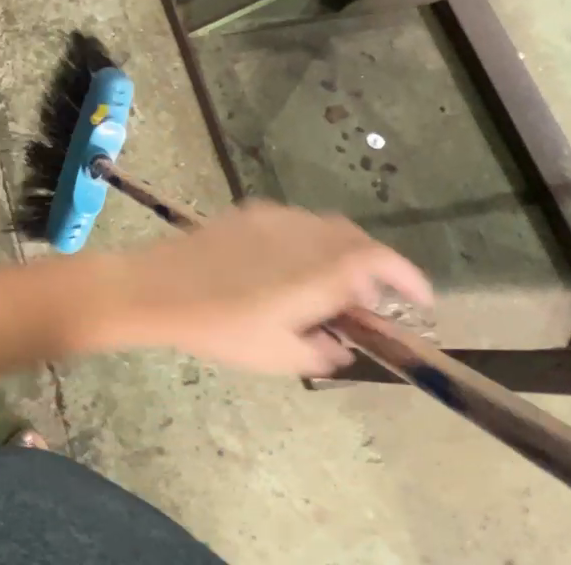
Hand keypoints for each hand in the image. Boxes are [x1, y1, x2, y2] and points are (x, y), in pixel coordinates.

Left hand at [101, 200, 433, 375]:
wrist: (150, 288)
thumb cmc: (217, 326)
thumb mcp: (278, 355)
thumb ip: (321, 351)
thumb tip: (341, 347)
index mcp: (317, 268)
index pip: (379, 259)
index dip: (407, 276)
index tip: (420, 300)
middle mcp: (298, 234)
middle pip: (352, 238)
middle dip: (371, 266)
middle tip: (368, 301)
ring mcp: (265, 219)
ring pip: (320, 227)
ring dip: (336, 252)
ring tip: (326, 288)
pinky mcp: (238, 215)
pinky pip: (287, 223)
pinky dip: (304, 242)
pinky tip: (286, 270)